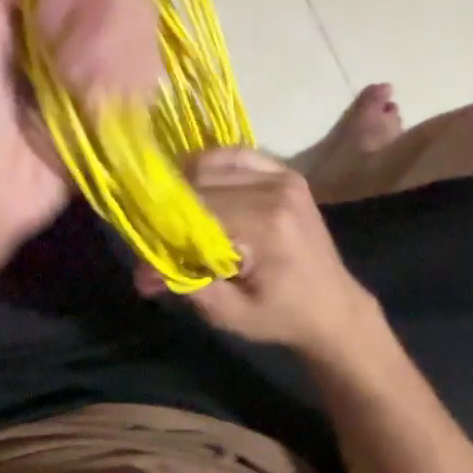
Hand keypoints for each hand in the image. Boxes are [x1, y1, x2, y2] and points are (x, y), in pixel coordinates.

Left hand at [0, 0, 161, 250]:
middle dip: (98, 2)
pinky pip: (148, 68)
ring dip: (108, 51)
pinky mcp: (116, 98)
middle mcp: (67, 3)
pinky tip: (90, 107)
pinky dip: (121, 86)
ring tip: (69, 85)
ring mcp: (95, 52)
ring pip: (142, 15)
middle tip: (55, 40)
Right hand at [157, 148, 380, 355]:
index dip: (163, 226)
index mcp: (265, 225)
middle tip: (160, 238)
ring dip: (187, 188)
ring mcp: (283, 176)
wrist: (333, 308)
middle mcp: (275, 190)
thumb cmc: (281, 317)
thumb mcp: (231, 314)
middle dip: (172, 208)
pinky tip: (200, 193)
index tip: (147, 250)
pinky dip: (210, 169)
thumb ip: (186, 286)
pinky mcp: (285, 173)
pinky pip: (234, 156)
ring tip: (179, 219)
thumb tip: (140, 275)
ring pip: (211, 164)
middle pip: (199, 180)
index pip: (195, 208)